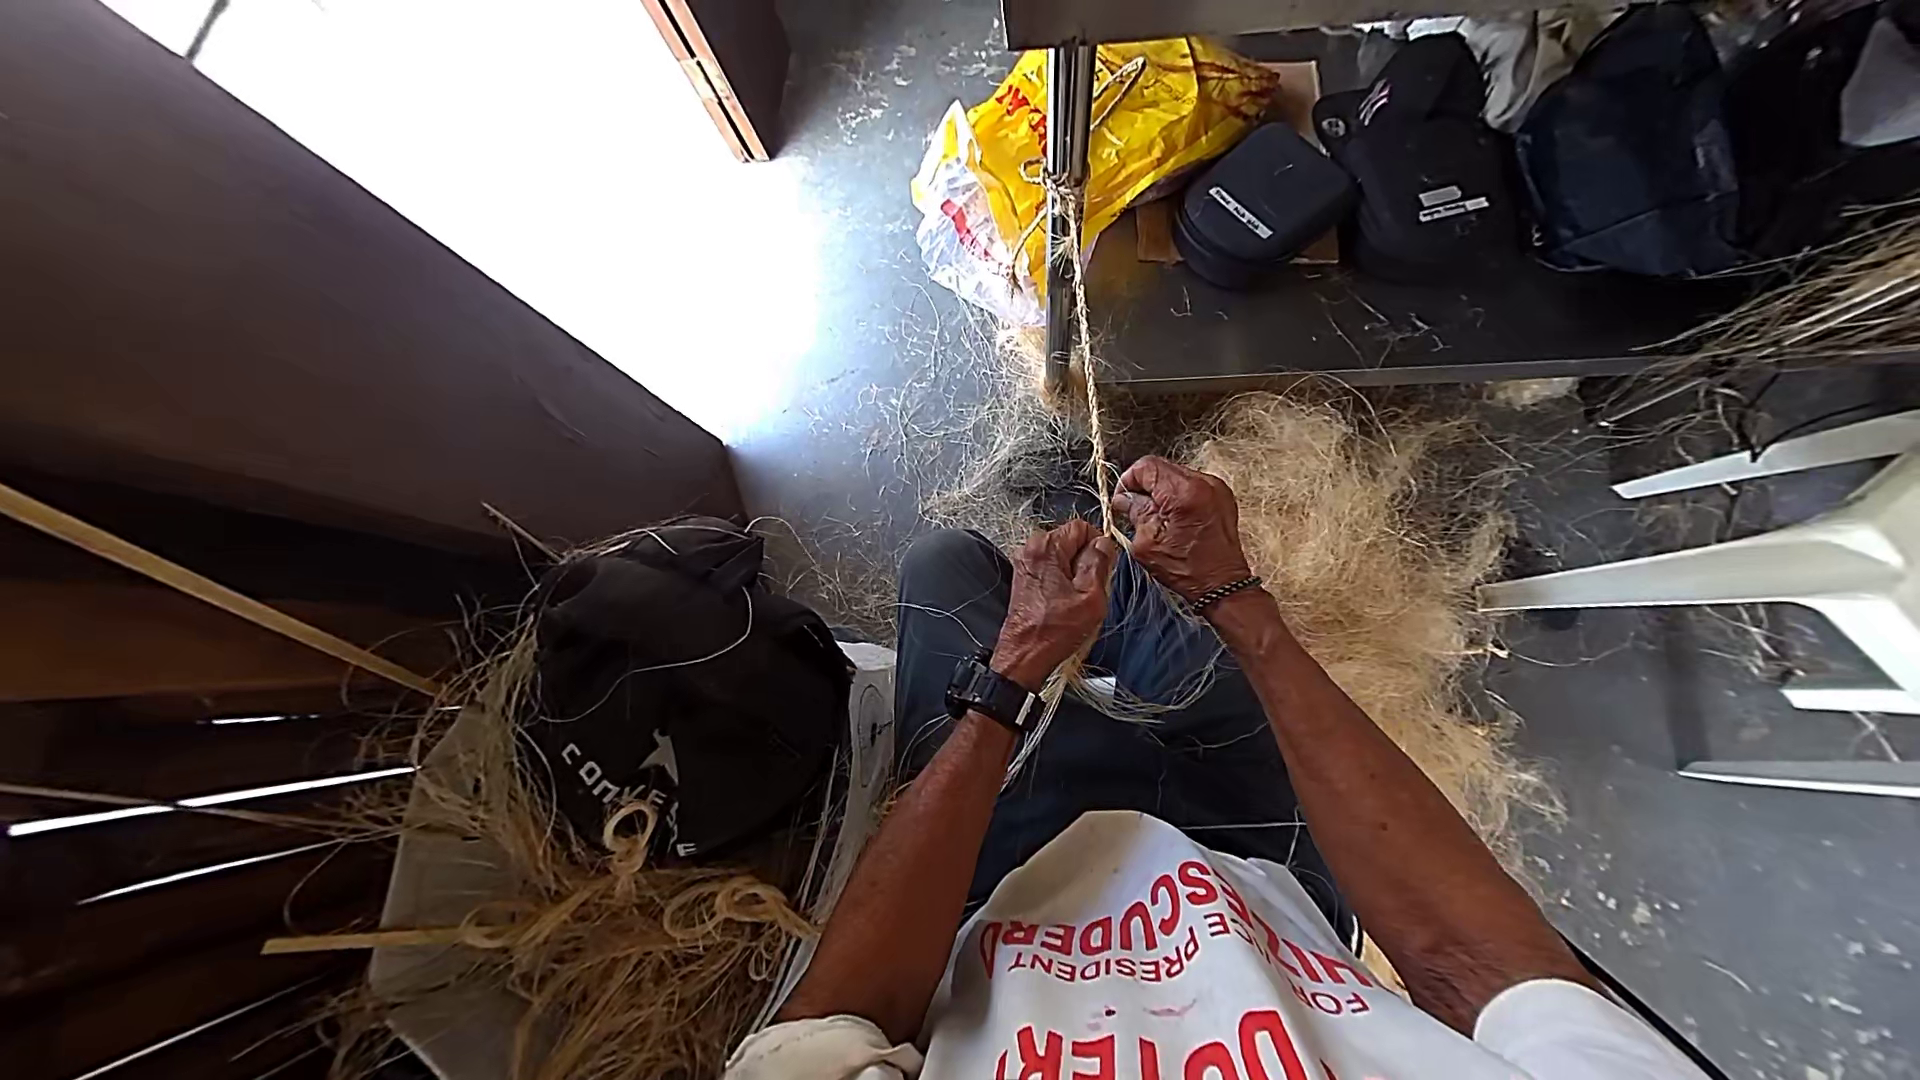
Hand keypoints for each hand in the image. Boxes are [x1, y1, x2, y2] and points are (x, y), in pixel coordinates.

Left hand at [991, 519, 1118, 690]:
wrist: (1025, 654)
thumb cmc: (1054, 630)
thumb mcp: (1091, 596)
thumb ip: (1099, 563)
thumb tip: (1104, 543)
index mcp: (1046, 547)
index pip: (1081, 526)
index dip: (1098, 543)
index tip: (1104, 565)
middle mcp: (1031, 550)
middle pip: (1071, 540)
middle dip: (1086, 559)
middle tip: (1090, 588)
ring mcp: (1026, 564)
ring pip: (1063, 556)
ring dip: (1075, 573)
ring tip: (1077, 598)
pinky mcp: (1025, 578)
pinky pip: (1052, 569)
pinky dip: (1063, 581)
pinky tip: (1065, 602)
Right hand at [1110, 456, 1254, 603]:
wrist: (1221, 584)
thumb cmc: (1187, 569)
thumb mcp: (1147, 543)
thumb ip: (1134, 512)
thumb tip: (1124, 498)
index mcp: (1184, 493)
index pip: (1147, 466)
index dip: (1128, 481)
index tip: (1123, 499)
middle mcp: (1204, 483)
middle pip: (1161, 467)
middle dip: (1143, 486)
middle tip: (1135, 508)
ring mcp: (1216, 488)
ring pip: (1175, 474)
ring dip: (1160, 490)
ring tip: (1156, 515)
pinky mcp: (1221, 495)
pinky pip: (1190, 483)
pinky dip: (1176, 495)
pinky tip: (1172, 516)